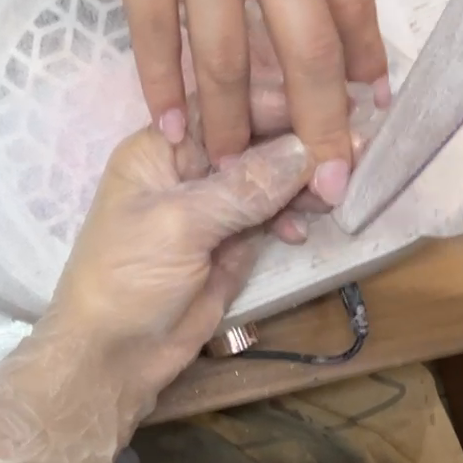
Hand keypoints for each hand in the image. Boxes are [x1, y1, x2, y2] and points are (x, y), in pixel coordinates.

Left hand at [0, 130, 311, 462]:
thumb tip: (305, 149)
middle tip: (349, 153)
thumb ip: (243, 187)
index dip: (276, 106)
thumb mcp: (180, 224)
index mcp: (161, 148)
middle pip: (253, 140)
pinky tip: (302, 227)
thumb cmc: (128, 277)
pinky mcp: (230, 243)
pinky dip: (291, 217)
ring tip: (332, 194)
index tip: (328, 108)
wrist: (113, 356)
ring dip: (301, 183)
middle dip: (298, 146)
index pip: (225, 107)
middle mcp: (188, 168)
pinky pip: (270, 217)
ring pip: (269, 179)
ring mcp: (212, 207)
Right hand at [66, 0, 385, 206]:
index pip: (351, 3)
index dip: (364, 68)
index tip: (372, 121)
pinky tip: (170, 128)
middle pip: (305, 46)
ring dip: (231, 124)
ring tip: (229, 171)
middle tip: (323, 186)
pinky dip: (163, 88)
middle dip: (318, 126)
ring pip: (227, 55)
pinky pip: (157, 34)